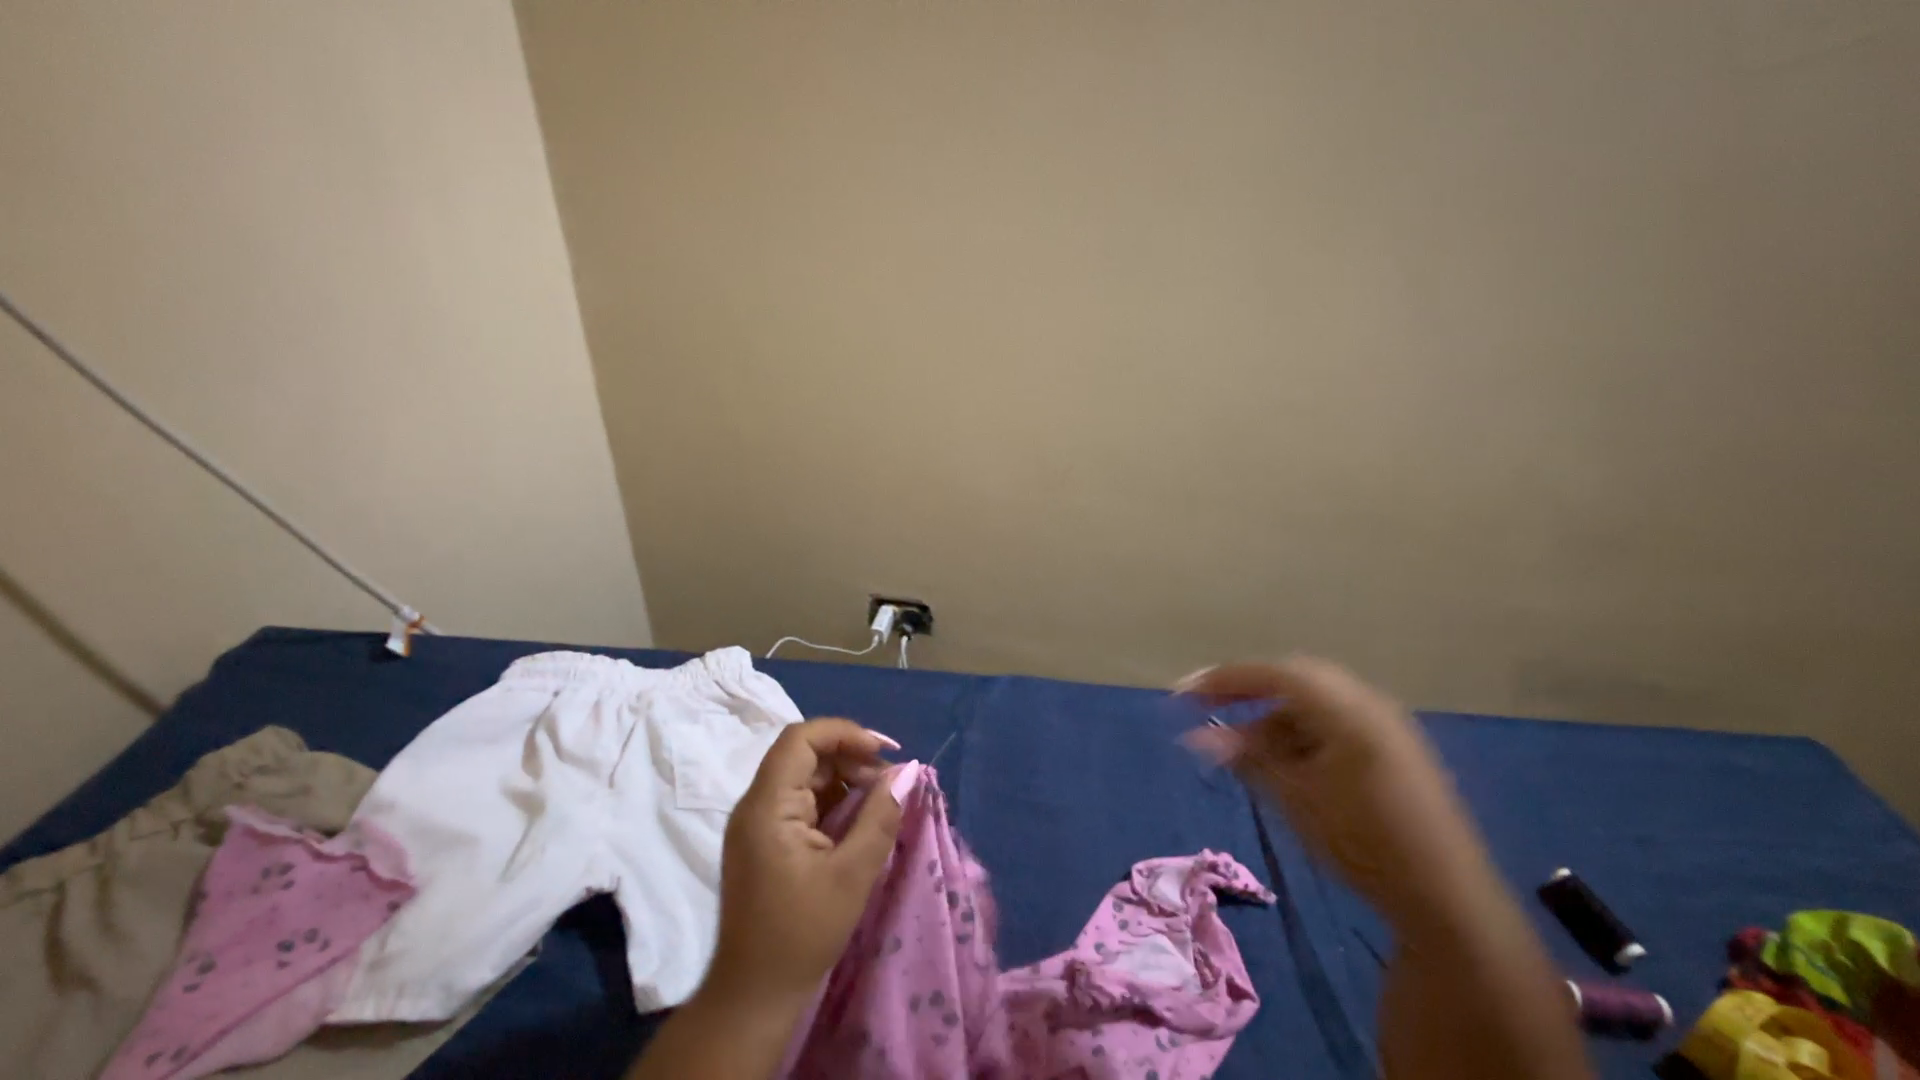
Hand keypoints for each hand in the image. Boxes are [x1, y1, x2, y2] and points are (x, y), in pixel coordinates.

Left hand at [706, 719, 902, 1005]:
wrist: (754, 994)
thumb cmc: (802, 934)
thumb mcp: (852, 875)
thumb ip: (880, 817)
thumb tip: (907, 773)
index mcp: (767, 806)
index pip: (800, 739)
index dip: (845, 734)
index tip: (886, 752)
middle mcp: (755, 806)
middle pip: (803, 756)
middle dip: (851, 759)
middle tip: (891, 784)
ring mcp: (756, 826)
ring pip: (803, 779)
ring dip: (845, 781)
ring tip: (882, 803)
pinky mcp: (764, 844)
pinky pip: (800, 804)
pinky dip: (832, 803)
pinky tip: (860, 823)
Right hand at [1177, 657, 1490, 926]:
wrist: (1444, 895)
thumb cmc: (1361, 841)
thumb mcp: (1294, 799)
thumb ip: (1248, 759)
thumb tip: (1201, 737)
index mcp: (1346, 708)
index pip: (1274, 673)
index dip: (1225, 679)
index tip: (1185, 694)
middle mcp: (1368, 703)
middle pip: (1296, 680)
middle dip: (1248, 693)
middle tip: (1208, 712)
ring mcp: (1386, 725)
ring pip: (1316, 703)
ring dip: (1274, 718)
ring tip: (1243, 751)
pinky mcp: (1395, 749)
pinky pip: (1336, 722)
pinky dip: (1301, 733)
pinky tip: (1285, 763)